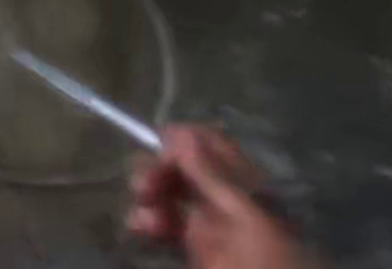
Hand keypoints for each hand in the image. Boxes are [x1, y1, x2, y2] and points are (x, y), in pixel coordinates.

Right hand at [126, 126, 316, 268]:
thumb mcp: (252, 225)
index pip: (211, 144)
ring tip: (143, 220)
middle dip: (157, 169)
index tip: (159, 149)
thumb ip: (216, 180)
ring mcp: (213, 231)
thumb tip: (181, 134)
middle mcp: (228, 203)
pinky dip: (148, 222)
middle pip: (184, 166)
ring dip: (149, 197)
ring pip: (170, 194)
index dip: (181, 139)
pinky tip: (139, 230)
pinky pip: (167, 227)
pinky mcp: (198, 256)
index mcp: (249, 189)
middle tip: (144, 188)